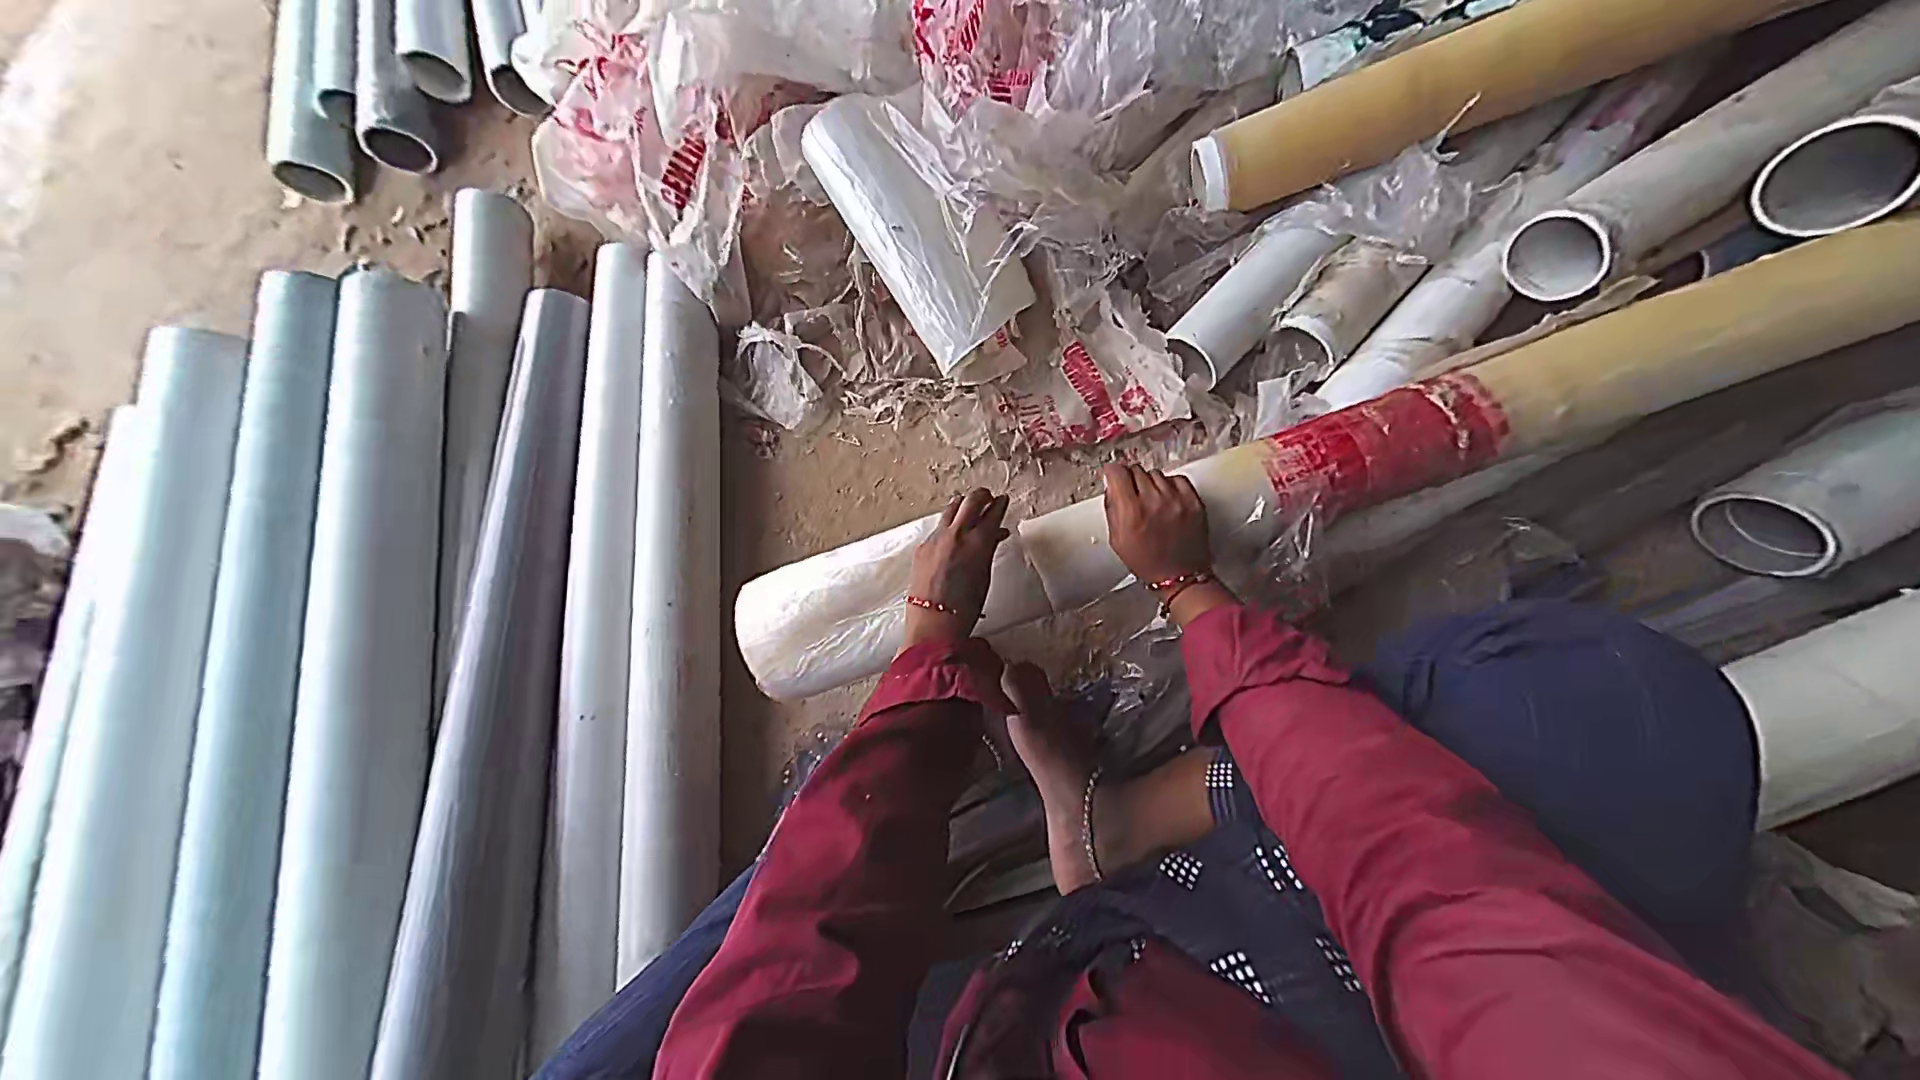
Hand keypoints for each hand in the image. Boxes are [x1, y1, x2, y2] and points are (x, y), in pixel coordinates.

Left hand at [902, 488, 1009, 649]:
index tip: (1003, 500)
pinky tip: (953, 535)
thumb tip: (994, 535)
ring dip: (963, 505)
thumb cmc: (965, 607)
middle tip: (988, 498)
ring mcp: (937, 538)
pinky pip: (939, 528)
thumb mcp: (985, 575)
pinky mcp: (923, 547)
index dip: (1000, 505)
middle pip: (971, 500)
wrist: (934, 622)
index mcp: (978, 542)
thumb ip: (988, 549)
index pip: (993, 513)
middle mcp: (956, 534)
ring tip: (970, 508)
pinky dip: (950, 526)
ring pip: (952, 508)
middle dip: (982, 496)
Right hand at [1101, 463, 1210, 584]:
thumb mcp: (1117, 539)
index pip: (1117, 472)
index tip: (1113, 475)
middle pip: (1136, 470)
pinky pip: (1177, 479)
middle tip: (1133, 494)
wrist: (1180, 575)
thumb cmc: (1147, 561)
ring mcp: (1176, 499)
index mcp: (1131, 511)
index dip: (1112, 473)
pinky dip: (1170, 485)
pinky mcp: (1193, 501)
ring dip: (1150, 483)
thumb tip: (1111, 486)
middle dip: (1130, 479)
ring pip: (1156, 473)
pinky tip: (1167, 499)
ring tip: (1152, 501)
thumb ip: (1112, 509)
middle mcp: (1154, 501)